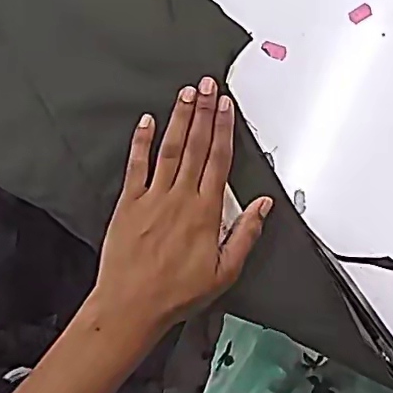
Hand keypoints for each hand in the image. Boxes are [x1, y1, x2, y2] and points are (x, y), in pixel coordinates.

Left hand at [87, 76, 272, 341]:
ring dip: (180, 119)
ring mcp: (153, 197)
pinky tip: (147, 122)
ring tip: (186, 95)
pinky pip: (136, 165)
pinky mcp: (129, 203)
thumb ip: (246, 234)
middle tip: (208, 86)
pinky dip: (141, 142)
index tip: (226, 106)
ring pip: (170, 148)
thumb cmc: (176, 292)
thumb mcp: (224, 271)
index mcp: (205, 212)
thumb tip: (263, 207)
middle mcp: (180, 198)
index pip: (218, 159)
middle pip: (196, 146)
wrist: (131, 306)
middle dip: (203, 112)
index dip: (223, 129)